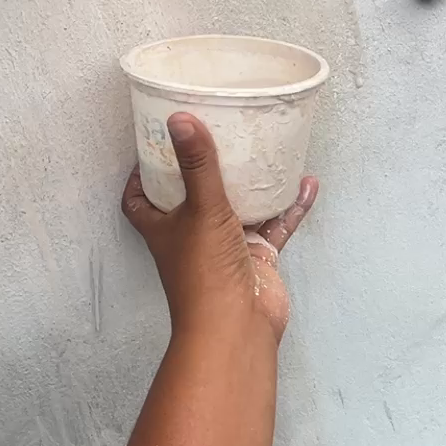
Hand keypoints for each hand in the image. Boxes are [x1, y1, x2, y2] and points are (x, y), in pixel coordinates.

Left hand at [121, 112, 318, 341]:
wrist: (238, 328)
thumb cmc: (205, 273)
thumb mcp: (201, 208)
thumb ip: (197, 164)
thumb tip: (179, 117)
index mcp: (163, 226)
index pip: (139, 199)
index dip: (141, 174)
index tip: (154, 144)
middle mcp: (191, 234)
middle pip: (191, 196)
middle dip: (201, 169)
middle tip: (215, 134)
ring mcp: (225, 246)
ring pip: (238, 207)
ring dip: (250, 183)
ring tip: (264, 150)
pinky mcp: (256, 257)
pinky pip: (274, 226)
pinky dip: (289, 207)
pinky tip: (306, 184)